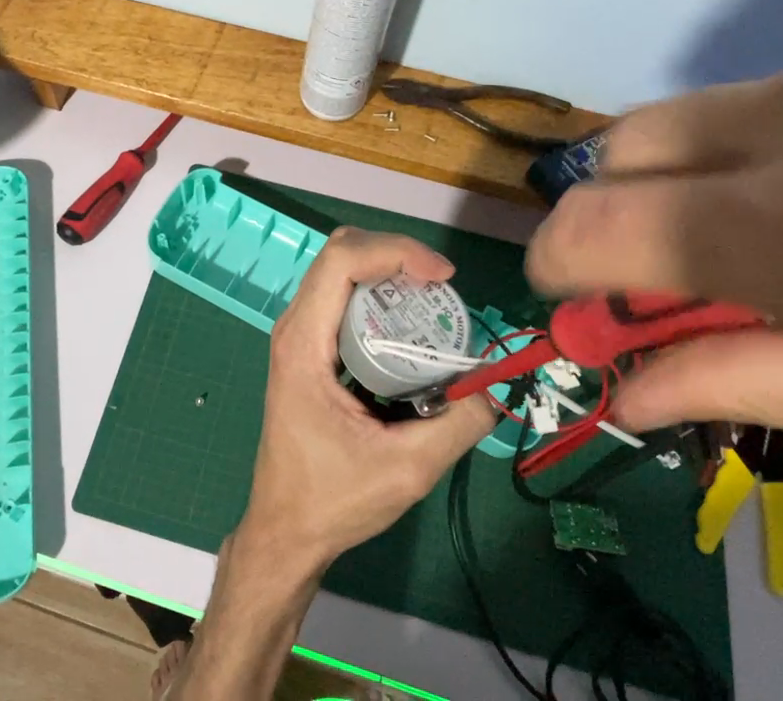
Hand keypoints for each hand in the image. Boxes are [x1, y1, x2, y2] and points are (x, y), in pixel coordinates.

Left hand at [165, 229, 494, 700]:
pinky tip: (412, 332)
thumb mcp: (407, 469)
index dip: (395, 251)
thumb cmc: (333, 500)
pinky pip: (343, 303)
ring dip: (389, 277)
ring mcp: (299, 338)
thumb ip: (458, 425)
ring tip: (434, 305)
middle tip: (443, 289)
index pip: (341, 261)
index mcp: (303, 345)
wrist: (286, 531)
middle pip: (341, 256)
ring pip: (342, 275)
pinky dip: (380, 300)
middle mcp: (295, 329)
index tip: (443, 276)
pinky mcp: (310, 352)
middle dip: (396, 257)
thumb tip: (496, 387)